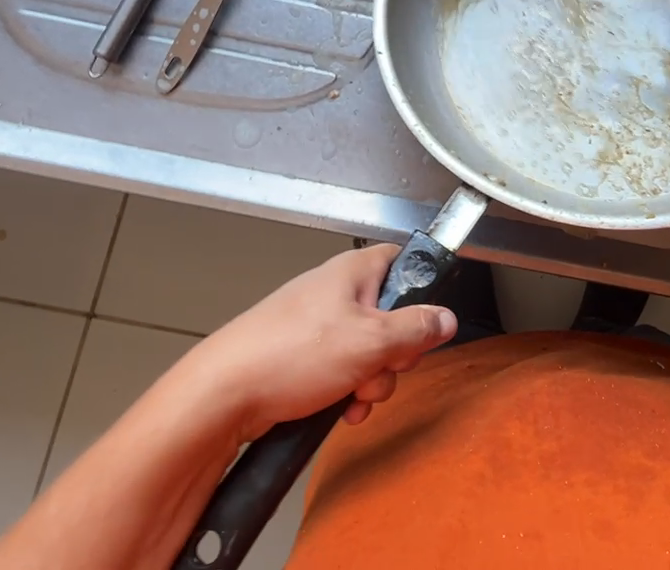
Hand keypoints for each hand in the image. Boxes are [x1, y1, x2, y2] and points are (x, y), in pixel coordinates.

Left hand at [195, 245, 456, 437]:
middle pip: (392, 316)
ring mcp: (319, 326)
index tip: (424, 321)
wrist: (223, 397)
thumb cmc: (289, 355)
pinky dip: (349, 392)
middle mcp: (337, 292)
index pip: (403, 261)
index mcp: (354, 271)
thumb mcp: (371, 341)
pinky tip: (340, 408)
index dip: (420, 291)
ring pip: (370, 351)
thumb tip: (446, 319)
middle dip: (394, 354)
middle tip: (380, 366)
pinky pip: (345, 371)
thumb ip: (417, 329)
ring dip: (372, 380)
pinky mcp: (305, 358)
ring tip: (352, 394)